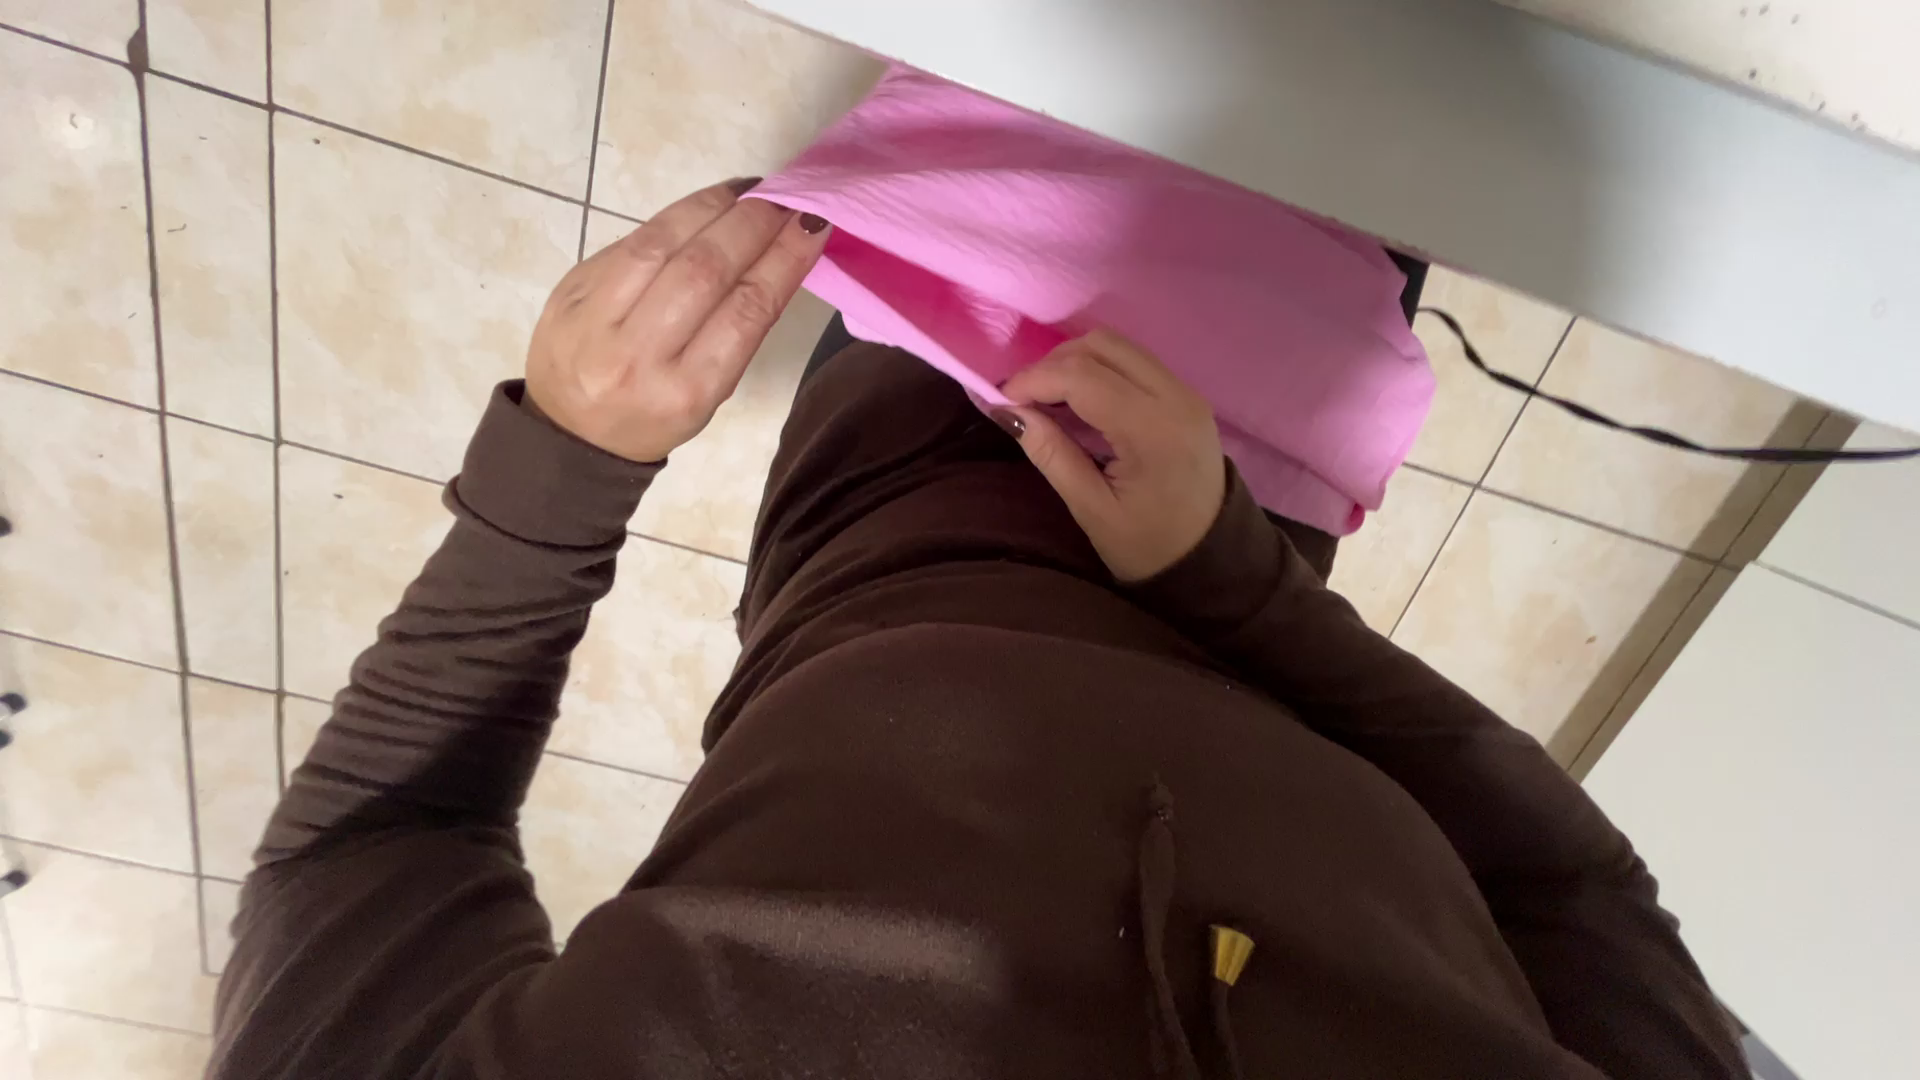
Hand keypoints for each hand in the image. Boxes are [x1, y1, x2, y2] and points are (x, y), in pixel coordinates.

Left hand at [524, 178, 829, 461]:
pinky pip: (633, 240)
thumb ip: (736, 331)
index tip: (813, 224)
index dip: (783, 261)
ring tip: (752, 191)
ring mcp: (597, 317)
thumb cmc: (656, 420)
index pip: (746, 312)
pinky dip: (679, 214)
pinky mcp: (572, 286)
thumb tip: (774, 256)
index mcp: (685, 392)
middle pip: (705, 271)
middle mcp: (639, 354)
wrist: (570, 433)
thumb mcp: (708, 396)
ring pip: (665, 244)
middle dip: (754, 225)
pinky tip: (708, 203)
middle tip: (787, 198)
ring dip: (717, 208)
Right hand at [998, 330, 1226, 582]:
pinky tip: (1077, 401)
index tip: (1001, 400)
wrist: (1212, 559)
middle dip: (1052, 364)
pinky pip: (1133, 362)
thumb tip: (1007, 411)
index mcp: (1153, 429)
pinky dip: (1097, 370)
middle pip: (1101, 346)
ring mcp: (1184, 391)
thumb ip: (1051, 453)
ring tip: (1046, 398)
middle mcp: (1175, 396)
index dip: (1034, 379)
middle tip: (1022, 399)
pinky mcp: (1185, 395)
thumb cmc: (1148, 545)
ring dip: (1074, 362)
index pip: (1082, 376)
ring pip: (1118, 347)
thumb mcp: (1091, 508)